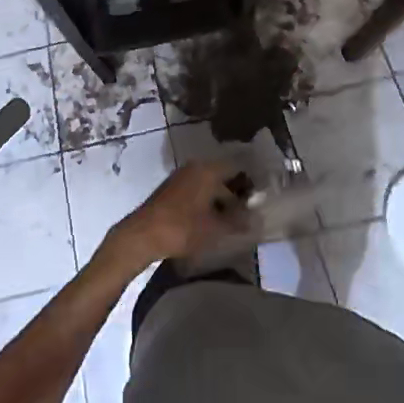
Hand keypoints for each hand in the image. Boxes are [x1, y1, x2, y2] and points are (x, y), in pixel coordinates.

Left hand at [104, 162, 248, 267]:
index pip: (237, 168)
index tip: (260, 199)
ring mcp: (181, 177)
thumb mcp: (215, 229)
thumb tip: (257, 219)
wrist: (143, 235)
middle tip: (248, 214)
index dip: (251, 183)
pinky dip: (205, 202)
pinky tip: (210, 220)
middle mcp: (195, 167)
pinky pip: (196, 190)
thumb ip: (238, 222)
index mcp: (208, 170)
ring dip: (219, 200)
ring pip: (208, 184)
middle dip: (235, 195)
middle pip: (222, 177)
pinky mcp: (171, 189)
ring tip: (230, 221)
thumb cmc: (183, 228)